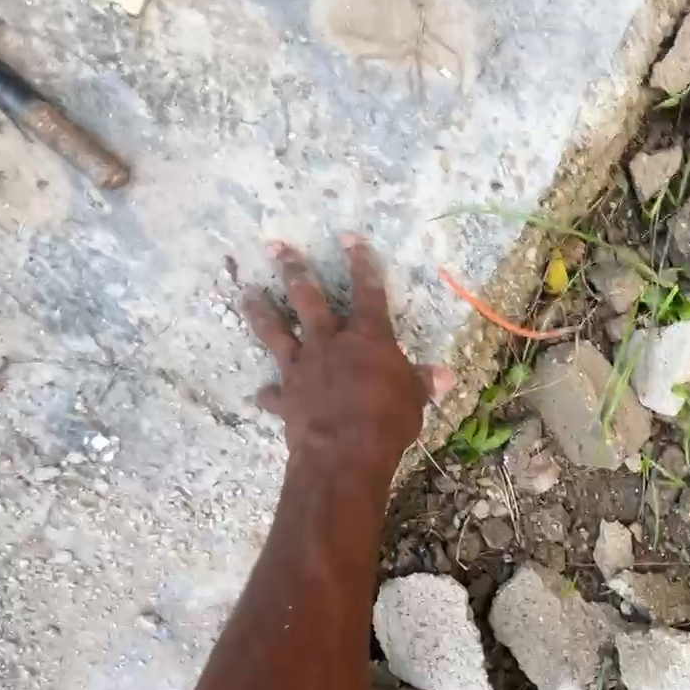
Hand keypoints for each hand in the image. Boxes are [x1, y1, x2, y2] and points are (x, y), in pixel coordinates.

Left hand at [243, 235, 455, 479]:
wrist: (345, 452)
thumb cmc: (389, 419)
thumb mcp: (415, 399)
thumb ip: (421, 383)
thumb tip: (443, 375)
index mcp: (368, 339)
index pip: (367, 292)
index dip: (361, 263)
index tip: (349, 237)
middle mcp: (330, 343)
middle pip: (308, 298)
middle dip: (293, 270)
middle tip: (275, 246)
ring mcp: (302, 367)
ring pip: (276, 331)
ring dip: (260, 310)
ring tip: (247, 291)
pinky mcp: (286, 396)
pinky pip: (274, 392)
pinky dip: (271, 392)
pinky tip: (264, 392)